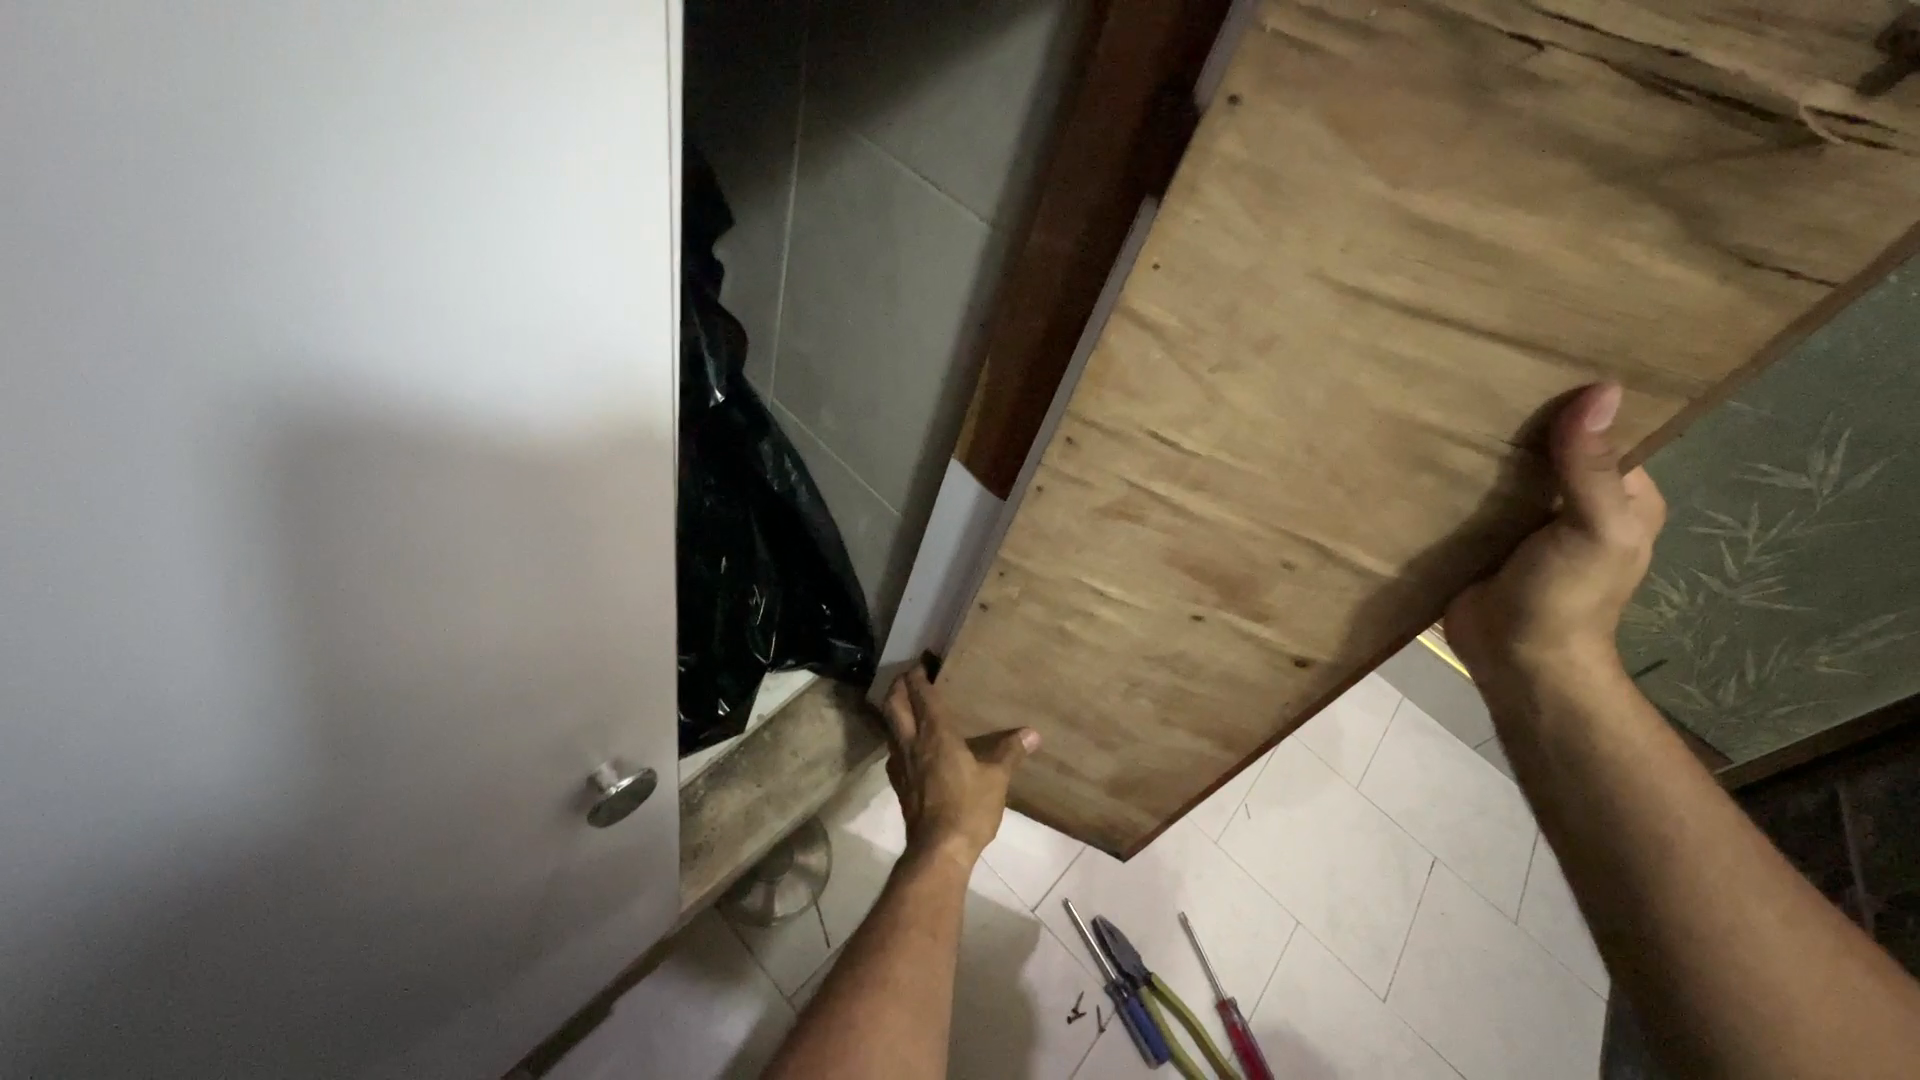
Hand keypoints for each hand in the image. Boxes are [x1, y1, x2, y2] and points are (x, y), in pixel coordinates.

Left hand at [881, 668, 1039, 868]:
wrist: (938, 849)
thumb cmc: (968, 808)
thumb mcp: (996, 778)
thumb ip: (1010, 752)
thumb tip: (1032, 733)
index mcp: (935, 735)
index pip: (921, 696)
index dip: (918, 675)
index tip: (922, 661)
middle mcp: (911, 743)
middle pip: (894, 705)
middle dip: (898, 687)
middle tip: (909, 676)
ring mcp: (901, 765)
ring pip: (889, 727)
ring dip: (895, 711)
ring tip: (907, 706)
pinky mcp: (899, 784)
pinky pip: (894, 750)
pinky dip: (899, 738)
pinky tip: (910, 746)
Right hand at [1446, 383, 1666, 695]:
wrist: (1514, 661)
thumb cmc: (1568, 597)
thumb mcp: (1595, 529)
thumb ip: (1591, 466)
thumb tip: (1600, 389)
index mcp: (1619, 493)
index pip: (1605, 430)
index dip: (1580, 398)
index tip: (1540, 358)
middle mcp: (1571, 499)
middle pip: (1547, 445)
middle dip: (1518, 416)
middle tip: (1475, 370)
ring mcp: (1521, 519)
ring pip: (1502, 468)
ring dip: (1477, 445)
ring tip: (1440, 397)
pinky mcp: (1478, 536)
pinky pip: (1466, 496)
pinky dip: (1449, 477)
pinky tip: (1422, 448)